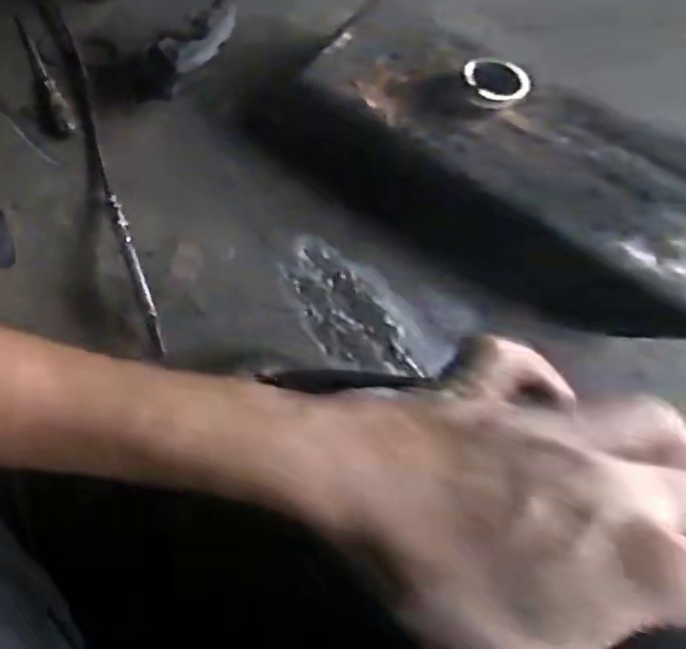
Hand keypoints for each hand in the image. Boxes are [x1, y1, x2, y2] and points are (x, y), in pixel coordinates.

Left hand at [317, 337, 685, 648]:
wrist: (330, 470)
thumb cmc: (423, 571)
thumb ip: (582, 642)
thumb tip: (590, 619)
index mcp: (655, 560)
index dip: (673, 592)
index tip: (652, 597)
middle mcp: (616, 481)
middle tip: (658, 539)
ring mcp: (536, 423)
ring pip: (648, 420)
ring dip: (659, 449)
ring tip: (644, 473)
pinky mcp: (466, 386)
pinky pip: (511, 360)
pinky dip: (532, 374)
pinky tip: (536, 393)